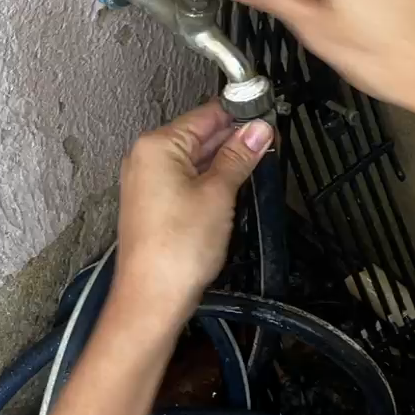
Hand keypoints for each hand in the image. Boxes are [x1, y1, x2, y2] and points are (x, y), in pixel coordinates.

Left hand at [114, 101, 272, 322]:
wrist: (152, 300)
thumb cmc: (175, 251)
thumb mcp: (219, 194)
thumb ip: (240, 157)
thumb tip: (258, 131)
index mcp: (158, 146)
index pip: (206, 114)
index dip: (239, 114)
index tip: (265, 117)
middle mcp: (146, 158)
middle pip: (199, 134)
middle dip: (234, 138)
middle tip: (268, 142)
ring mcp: (147, 181)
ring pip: (194, 157)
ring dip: (224, 159)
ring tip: (256, 162)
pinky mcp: (153, 203)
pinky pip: (185, 177)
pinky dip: (209, 178)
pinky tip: (231, 184)